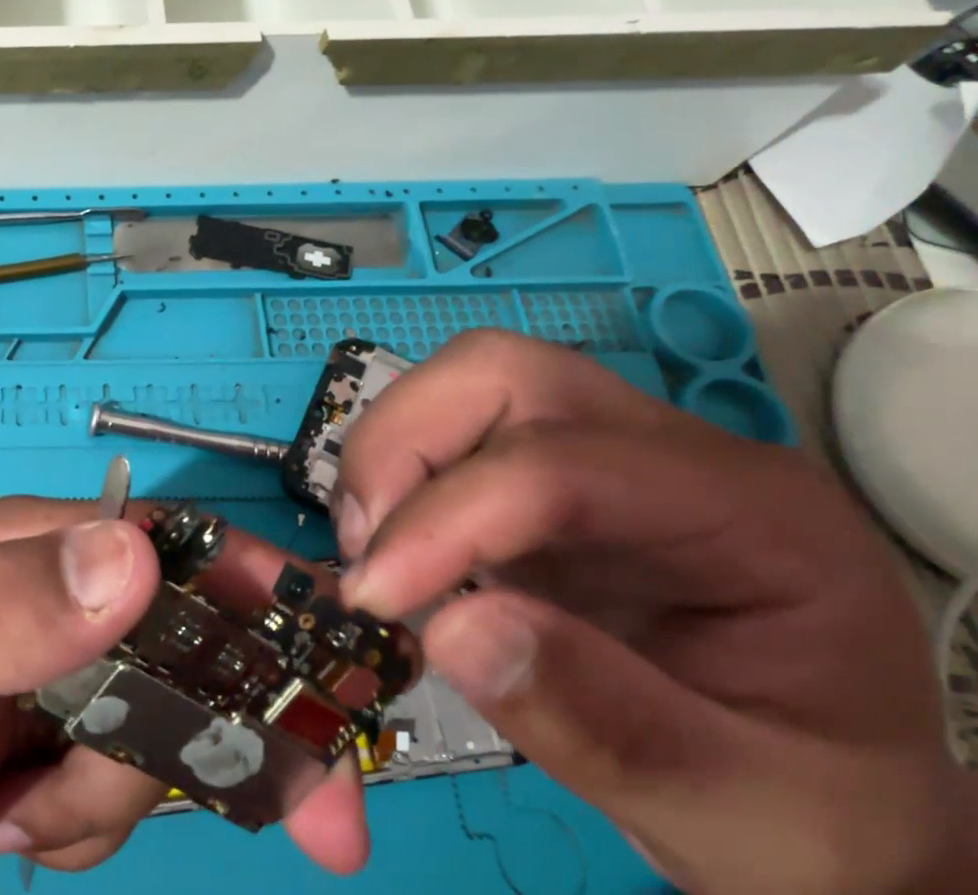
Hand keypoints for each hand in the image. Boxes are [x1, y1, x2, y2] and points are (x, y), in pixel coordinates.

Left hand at [0, 496, 372, 892]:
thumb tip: (126, 556)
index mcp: (23, 550)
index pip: (172, 548)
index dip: (261, 610)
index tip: (332, 697)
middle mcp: (51, 596)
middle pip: (190, 646)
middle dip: (214, 740)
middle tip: (293, 827)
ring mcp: (60, 671)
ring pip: (167, 728)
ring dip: (116, 798)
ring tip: (15, 816)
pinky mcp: (60, 738)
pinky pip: (129, 781)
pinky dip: (93, 823)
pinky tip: (14, 826)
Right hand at [329, 331, 975, 893]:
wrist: (818, 805)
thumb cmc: (802, 807)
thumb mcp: (737, 806)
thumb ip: (604, 725)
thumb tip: (452, 630)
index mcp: (751, 515)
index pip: (563, 463)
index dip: (447, 516)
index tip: (372, 597)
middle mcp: (671, 457)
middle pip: (503, 375)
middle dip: (402, 446)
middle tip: (364, 554)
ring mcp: (603, 462)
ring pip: (464, 389)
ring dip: (389, 458)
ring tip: (373, 559)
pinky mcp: (547, 487)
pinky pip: (451, 440)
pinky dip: (395, 481)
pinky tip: (393, 557)